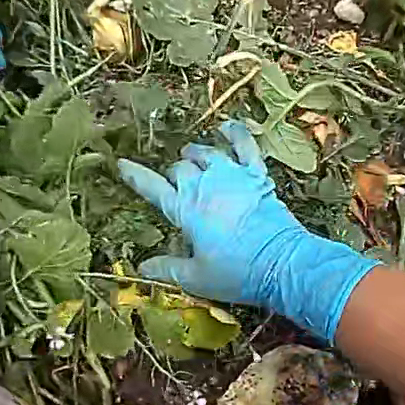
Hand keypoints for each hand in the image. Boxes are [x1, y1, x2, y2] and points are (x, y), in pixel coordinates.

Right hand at [118, 121, 378, 342]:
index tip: (122, 164)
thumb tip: (142, 267)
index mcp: (185, 209)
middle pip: (180, 168)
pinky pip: (246, 146)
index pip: (151, 187)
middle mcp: (205, 185)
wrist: (282, 262)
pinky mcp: (257, 175)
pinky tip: (228, 126)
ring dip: (197, 153)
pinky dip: (236, 133)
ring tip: (193, 155)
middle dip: (174, 173)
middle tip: (177, 183)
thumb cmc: (237, 272)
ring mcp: (233, 176)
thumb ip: (167, 269)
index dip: (135, 176)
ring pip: (207, 152)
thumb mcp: (196, 278)